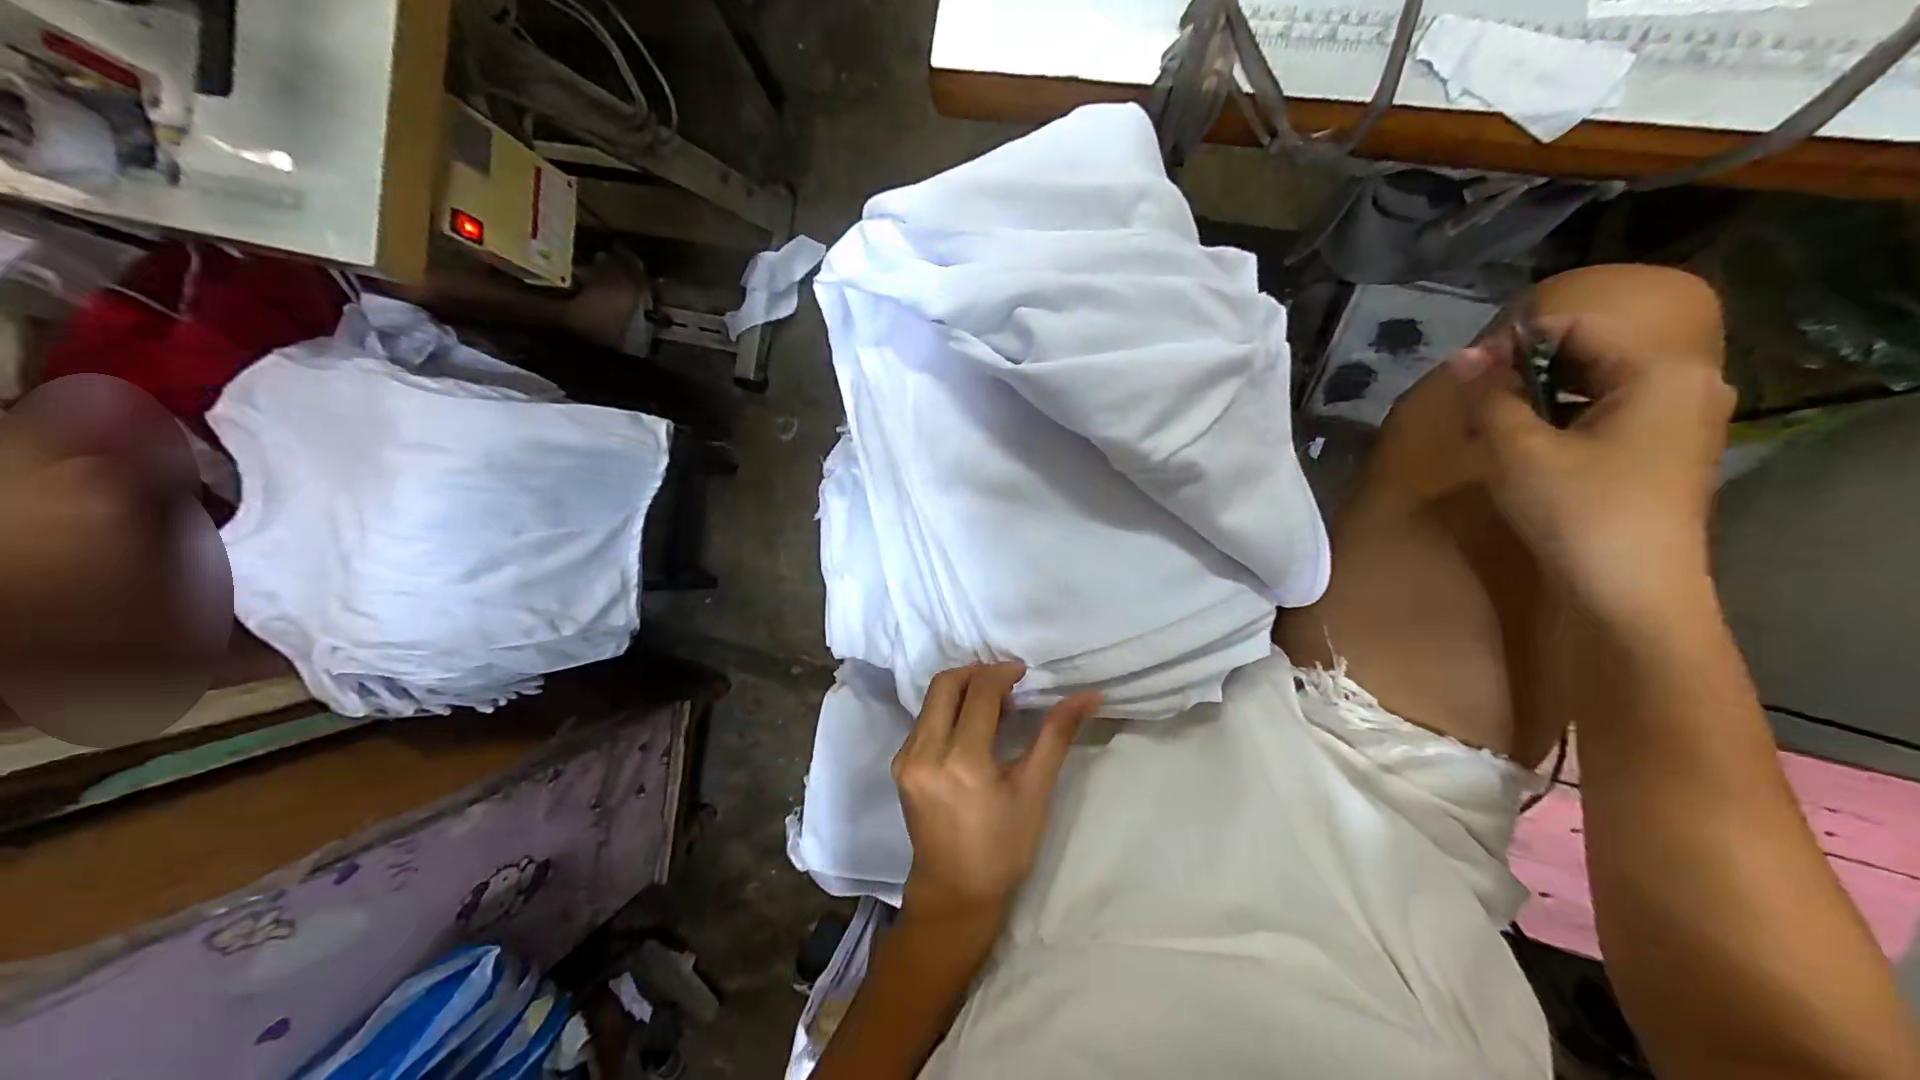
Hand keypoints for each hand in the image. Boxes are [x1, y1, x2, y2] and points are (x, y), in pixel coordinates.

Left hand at [893, 662, 1100, 927]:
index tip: (1024, 672)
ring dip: (962, 689)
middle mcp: (925, 752)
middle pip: (945, 684)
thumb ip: (1056, 735)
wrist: (954, 891)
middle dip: (978, 673)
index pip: (980, 692)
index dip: (1003, 674)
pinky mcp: (899, 765)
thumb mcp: (1035, 791)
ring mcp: (906, 758)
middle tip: (1008, 681)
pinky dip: (948, 710)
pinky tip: (972, 726)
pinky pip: (923, 719)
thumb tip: (1088, 695)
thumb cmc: (1003, 847)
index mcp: (962, 761)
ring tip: (994, 705)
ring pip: (931, 700)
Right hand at [1451, 314, 1735, 623]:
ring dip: (1541, 397)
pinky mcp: (1668, 453)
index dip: (1515, 341)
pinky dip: (1566, 419)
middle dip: (1526, 370)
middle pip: (1592, 352)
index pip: (1578, 325)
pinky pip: (1610, 414)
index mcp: (1659, 371)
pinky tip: (1529, 445)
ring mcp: (1682, 421)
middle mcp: (1685, 384)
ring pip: (1598, 385)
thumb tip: (1462, 354)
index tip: (1469, 373)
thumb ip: (1490, 395)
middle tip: (1476, 400)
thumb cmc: (1578, 511)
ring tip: (1493, 424)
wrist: (1632, 594)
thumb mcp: (1518, 449)